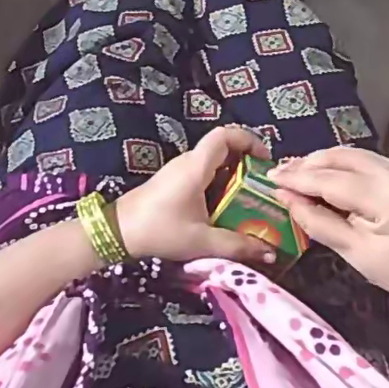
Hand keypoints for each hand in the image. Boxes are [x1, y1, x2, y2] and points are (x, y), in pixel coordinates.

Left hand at [114, 126, 278, 266]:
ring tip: (249, 197)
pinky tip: (225, 206)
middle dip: (246, 161)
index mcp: (196, 166)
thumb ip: (237, 245)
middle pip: (223, 147)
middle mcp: (188, 162)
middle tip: (262, 184)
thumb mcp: (202, 241)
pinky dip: (219, 182)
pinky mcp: (172, 181)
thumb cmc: (159, 230)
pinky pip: (202, 172)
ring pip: (213, 160)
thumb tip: (270, 253)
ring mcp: (178, 170)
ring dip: (233, 173)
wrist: (119, 231)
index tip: (265, 160)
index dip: (249, 140)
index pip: (225, 134)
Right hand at [270, 147, 388, 305]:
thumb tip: (285, 198)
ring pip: (351, 154)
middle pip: (340, 158)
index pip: (330, 180)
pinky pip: (363, 159)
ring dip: (320, 161)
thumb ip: (317, 222)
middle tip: (278, 174)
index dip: (297, 178)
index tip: (269, 179)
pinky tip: (323, 174)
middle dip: (306, 164)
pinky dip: (338, 164)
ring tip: (295, 173)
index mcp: (385, 199)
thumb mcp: (354, 253)